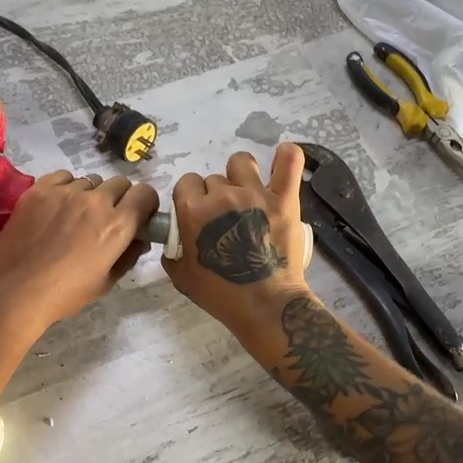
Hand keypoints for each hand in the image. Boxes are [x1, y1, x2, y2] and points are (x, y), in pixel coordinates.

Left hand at [0, 170, 158, 333]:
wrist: (15, 292)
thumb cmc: (65, 294)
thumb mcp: (106, 282)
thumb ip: (128, 256)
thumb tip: (141, 240)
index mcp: (117, 225)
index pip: (145, 193)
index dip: (145, 203)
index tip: (137, 215)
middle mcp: (96, 202)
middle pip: (119, 183)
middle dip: (119, 198)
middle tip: (105, 218)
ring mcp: (66, 192)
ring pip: (90, 180)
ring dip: (91, 194)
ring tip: (76, 215)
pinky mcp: (40, 189)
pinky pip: (63, 176)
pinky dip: (66, 187)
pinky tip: (57, 206)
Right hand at [163, 144, 309, 340]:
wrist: (264, 304)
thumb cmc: (220, 293)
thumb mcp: (181, 276)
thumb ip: (172, 249)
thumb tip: (175, 236)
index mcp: (193, 210)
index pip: (186, 183)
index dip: (191, 198)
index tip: (199, 214)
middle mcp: (222, 195)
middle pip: (214, 179)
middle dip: (216, 195)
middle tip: (226, 219)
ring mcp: (256, 194)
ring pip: (242, 162)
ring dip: (242, 175)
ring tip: (248, 194)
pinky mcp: (285, 199)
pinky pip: (290, 163)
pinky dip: (286, 157)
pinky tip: (282, 157)